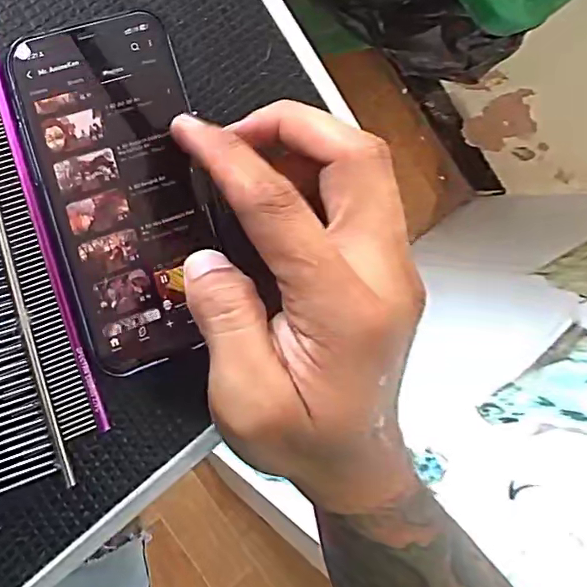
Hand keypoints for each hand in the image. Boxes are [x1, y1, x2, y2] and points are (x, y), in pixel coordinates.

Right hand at [171, 103, 425, 514]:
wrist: (361, 463)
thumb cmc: (307, 441)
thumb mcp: (246, 400)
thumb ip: (224, 321)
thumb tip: (206, 259)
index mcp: (344, 307)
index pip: (283, 207)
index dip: (232, 159)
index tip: (193, 132)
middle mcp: (383, 274)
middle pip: (359, 157)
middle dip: (294, 122)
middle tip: (234, 132)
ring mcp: (393, 265)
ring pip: (367, 165)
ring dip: (309, 141)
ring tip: (249, 152)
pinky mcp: (387, 264)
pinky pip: (360, 191)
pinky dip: (318, 168)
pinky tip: (276, 186)